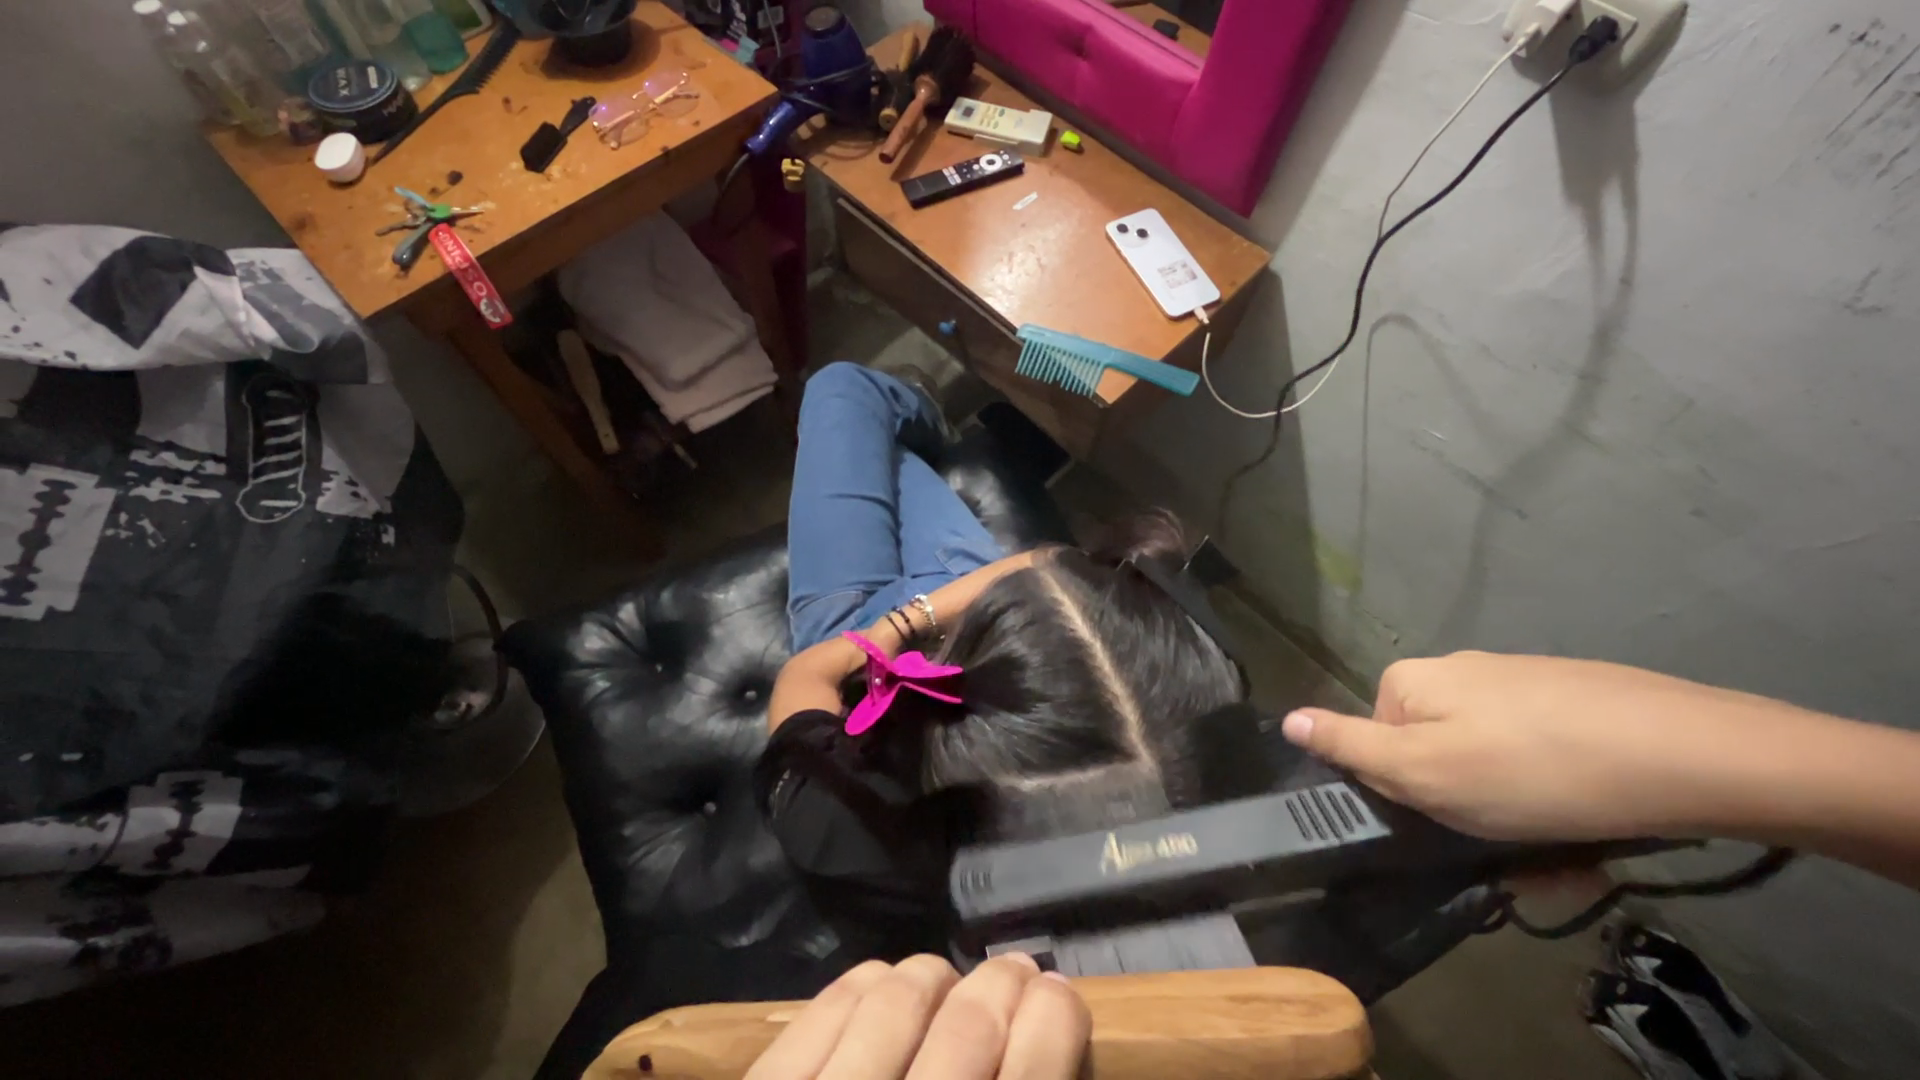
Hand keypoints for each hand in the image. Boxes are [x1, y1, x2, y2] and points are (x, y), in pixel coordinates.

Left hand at [745, 954, 1089, 1079]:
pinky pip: (831, 1005)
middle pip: (968, 1025)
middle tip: (1017, 973)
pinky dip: (869, 984)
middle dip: (1004, 984)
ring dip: (937, 978)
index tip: (1060, 997)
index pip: (1031, 1073)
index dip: (1056, 1016)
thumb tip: (1046, 1043)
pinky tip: (886, 988)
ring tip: (951, 984)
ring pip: (897, 999)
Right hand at [1281, 651, 1818, 841]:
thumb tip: (1286, 718)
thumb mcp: (1423, 771)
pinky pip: (1540, 755)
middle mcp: (1460, 668)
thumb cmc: (1531, 770)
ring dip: (1514, 813)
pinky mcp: (1576, 696)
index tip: (1446, 821)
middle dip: (1465, 805)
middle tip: (1509, 848)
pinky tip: (1589, 822)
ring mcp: (1522, 678)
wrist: (1687, 755)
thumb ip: (1349, 746)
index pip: (1376, 740)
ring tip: (1561, 852)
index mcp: (1413, 680)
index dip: (1404, 788)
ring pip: (1492, 760)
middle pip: (1436, 749)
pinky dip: (1553, 794)